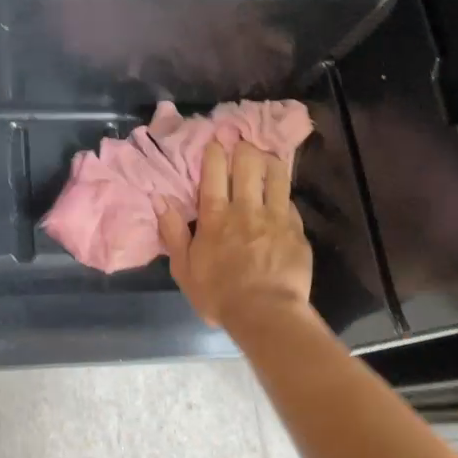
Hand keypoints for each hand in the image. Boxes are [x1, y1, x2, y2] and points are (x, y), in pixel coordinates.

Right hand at [156, 142, 312, 329]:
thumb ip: (172, 233)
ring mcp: (275, 217)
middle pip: (248, 164)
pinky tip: (281, 196)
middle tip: (241, 144)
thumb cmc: (218, 295)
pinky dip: (283, 195)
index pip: (214, 172)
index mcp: (215, 216)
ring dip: (269, 162)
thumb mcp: (183, 269)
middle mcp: (246, 209)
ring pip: (276, 175)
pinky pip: (290, 203)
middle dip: (244, 149)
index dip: (214, 152)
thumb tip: (160, 200)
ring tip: (266, 158)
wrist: (265, 314)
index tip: (215, 143)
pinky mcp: (296, 231)